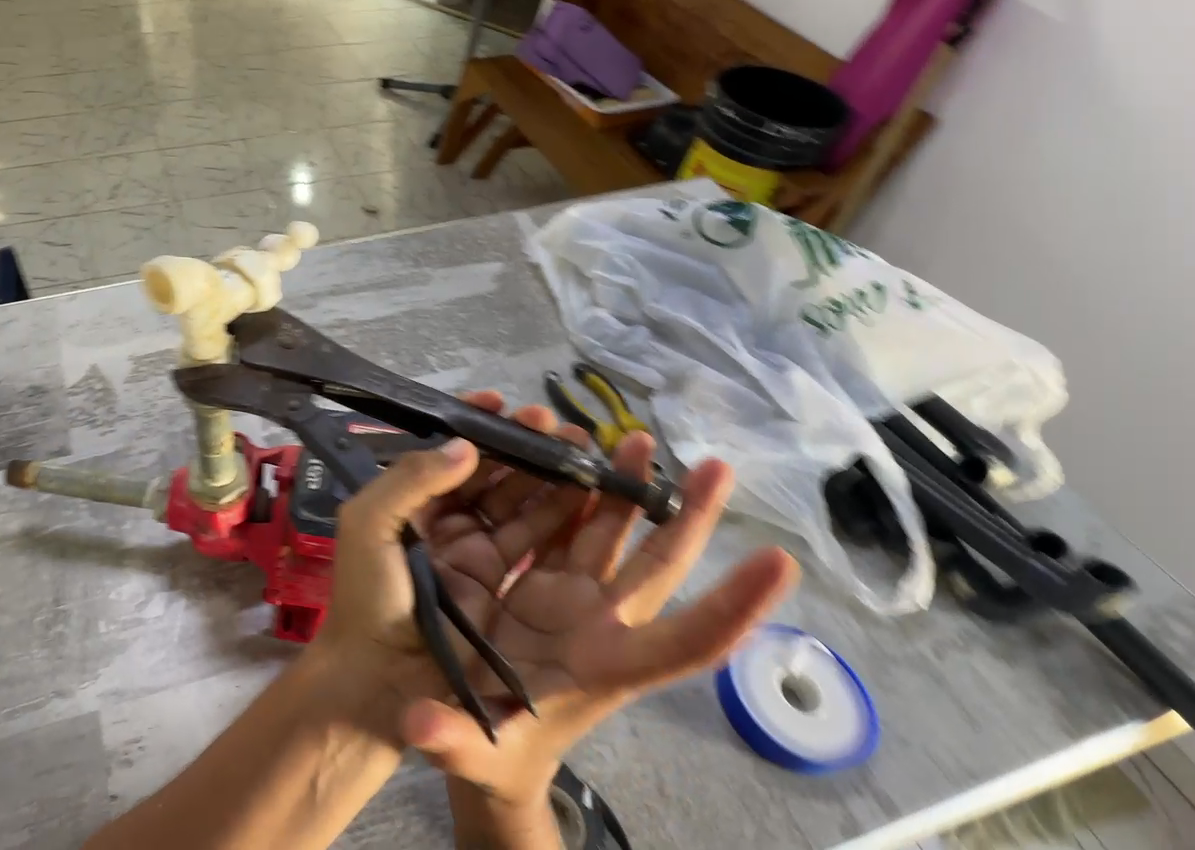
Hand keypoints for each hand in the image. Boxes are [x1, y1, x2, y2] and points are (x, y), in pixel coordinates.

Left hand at [316, 397, 603, 712]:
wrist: (380, 678)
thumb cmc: (368, 596)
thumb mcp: (370, 525)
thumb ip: (410, 479)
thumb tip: (465, 444)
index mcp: (408, 502)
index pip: (444, 453)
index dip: (471, 424)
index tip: (500, 401)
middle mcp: (442, 520)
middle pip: (488, 472)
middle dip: (519, 444)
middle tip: (552, 422)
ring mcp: (473, 550)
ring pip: (515, 500)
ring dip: (544, 471)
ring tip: (578, 445)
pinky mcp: (499, 581)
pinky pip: (532, 539)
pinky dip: (557, 513)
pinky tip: (582, 489)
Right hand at [403, 396, 798, 812]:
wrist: (472, 730)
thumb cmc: (492, 752)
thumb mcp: (471, 752)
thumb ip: (451, 739)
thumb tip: (415, 725)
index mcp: (604, 666)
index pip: (685, 642)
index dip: (734, 605)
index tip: (779, 562)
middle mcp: (599, 622)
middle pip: (658, 566)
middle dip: (688, 517)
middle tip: (716, 467)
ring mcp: (571, 596)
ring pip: (609, 533)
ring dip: (626, 487)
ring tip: (638, 440)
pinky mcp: (538, 578)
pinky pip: (560, 525)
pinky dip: (570, 492)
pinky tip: (569, 457)